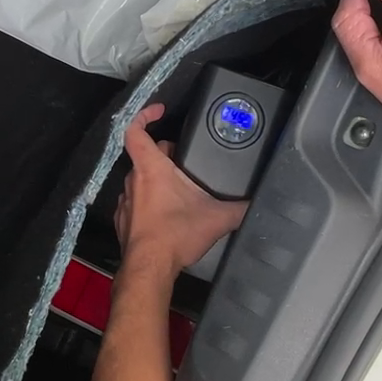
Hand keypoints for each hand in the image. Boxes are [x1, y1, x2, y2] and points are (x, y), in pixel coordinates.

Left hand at [115, 103, 248, 275]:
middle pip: (145, 156)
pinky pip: (136, 203)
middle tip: (185, 162)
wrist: (149, 269)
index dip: (145, 115)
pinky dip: (150, 203)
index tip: (159, 111)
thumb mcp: (217, 218)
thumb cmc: (176, 236)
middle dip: (166, 156)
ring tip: (180, 191)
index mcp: (151, 169)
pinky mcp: (124, 222)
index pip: (136, 131)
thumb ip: (241, 208)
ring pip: (140, 180)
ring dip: (157, 181)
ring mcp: (125, 202)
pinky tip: (168, 216)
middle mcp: (133, 181)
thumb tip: (257, 202)